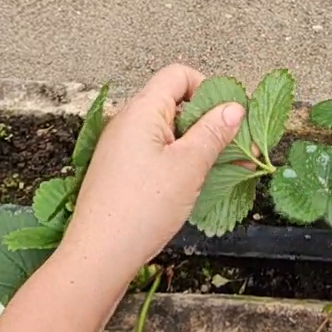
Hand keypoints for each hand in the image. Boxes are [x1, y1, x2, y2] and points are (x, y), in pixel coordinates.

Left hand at [60, 64, 244, 285]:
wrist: (98, 256)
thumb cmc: (139, 210)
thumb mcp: (189, 166)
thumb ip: (213, 132)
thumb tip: (233, 108)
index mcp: (141, 110)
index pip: (178, 75)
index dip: (208, 88)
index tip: (227, 115)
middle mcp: (128, 122)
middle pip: (175, 103)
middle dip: (208, 122)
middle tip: (233, 146)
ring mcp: (122, 146)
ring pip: (169, 131)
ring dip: (197, 145)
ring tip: (220, 169)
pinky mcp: (121, 169)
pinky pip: (157, 152)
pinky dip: (179, 161)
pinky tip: (194, 184)